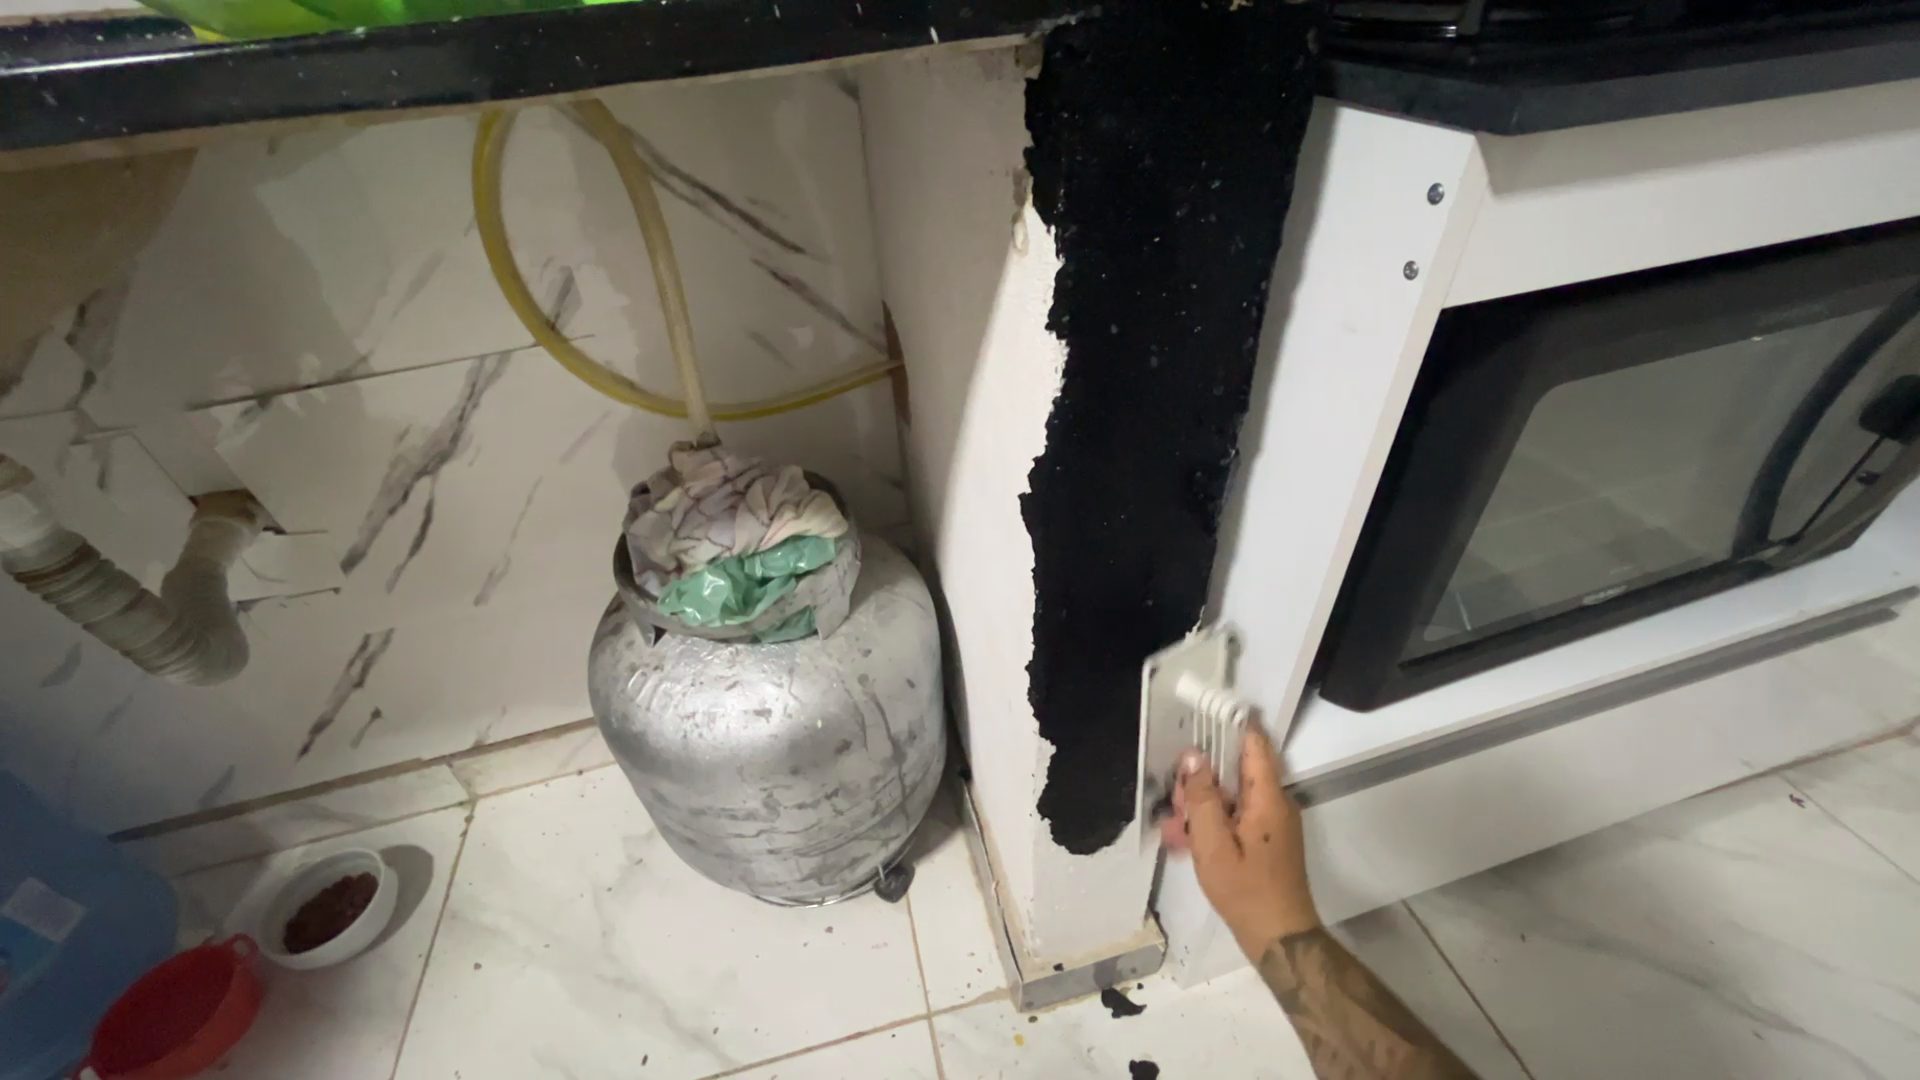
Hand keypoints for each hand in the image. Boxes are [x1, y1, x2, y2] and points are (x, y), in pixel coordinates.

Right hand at [1160, 726, 1318, 959]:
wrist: (1280, 940)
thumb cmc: (1246, 890)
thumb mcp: (1213, 843)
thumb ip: (1201, 796)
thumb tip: (1192, 755)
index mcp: (1267, 797)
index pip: (1253, 743)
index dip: (1228, 725)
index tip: (1200, 717)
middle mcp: (1275, 803)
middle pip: (1235, 770)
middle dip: (1201, 779)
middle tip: (1175, 802)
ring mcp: (1272, 822)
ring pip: (1232, 795)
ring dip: (1202, 805)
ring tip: (1174, 829)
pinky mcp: (1267, 840)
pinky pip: (1236, 816)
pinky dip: (1213, 823)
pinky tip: (1187, 842)